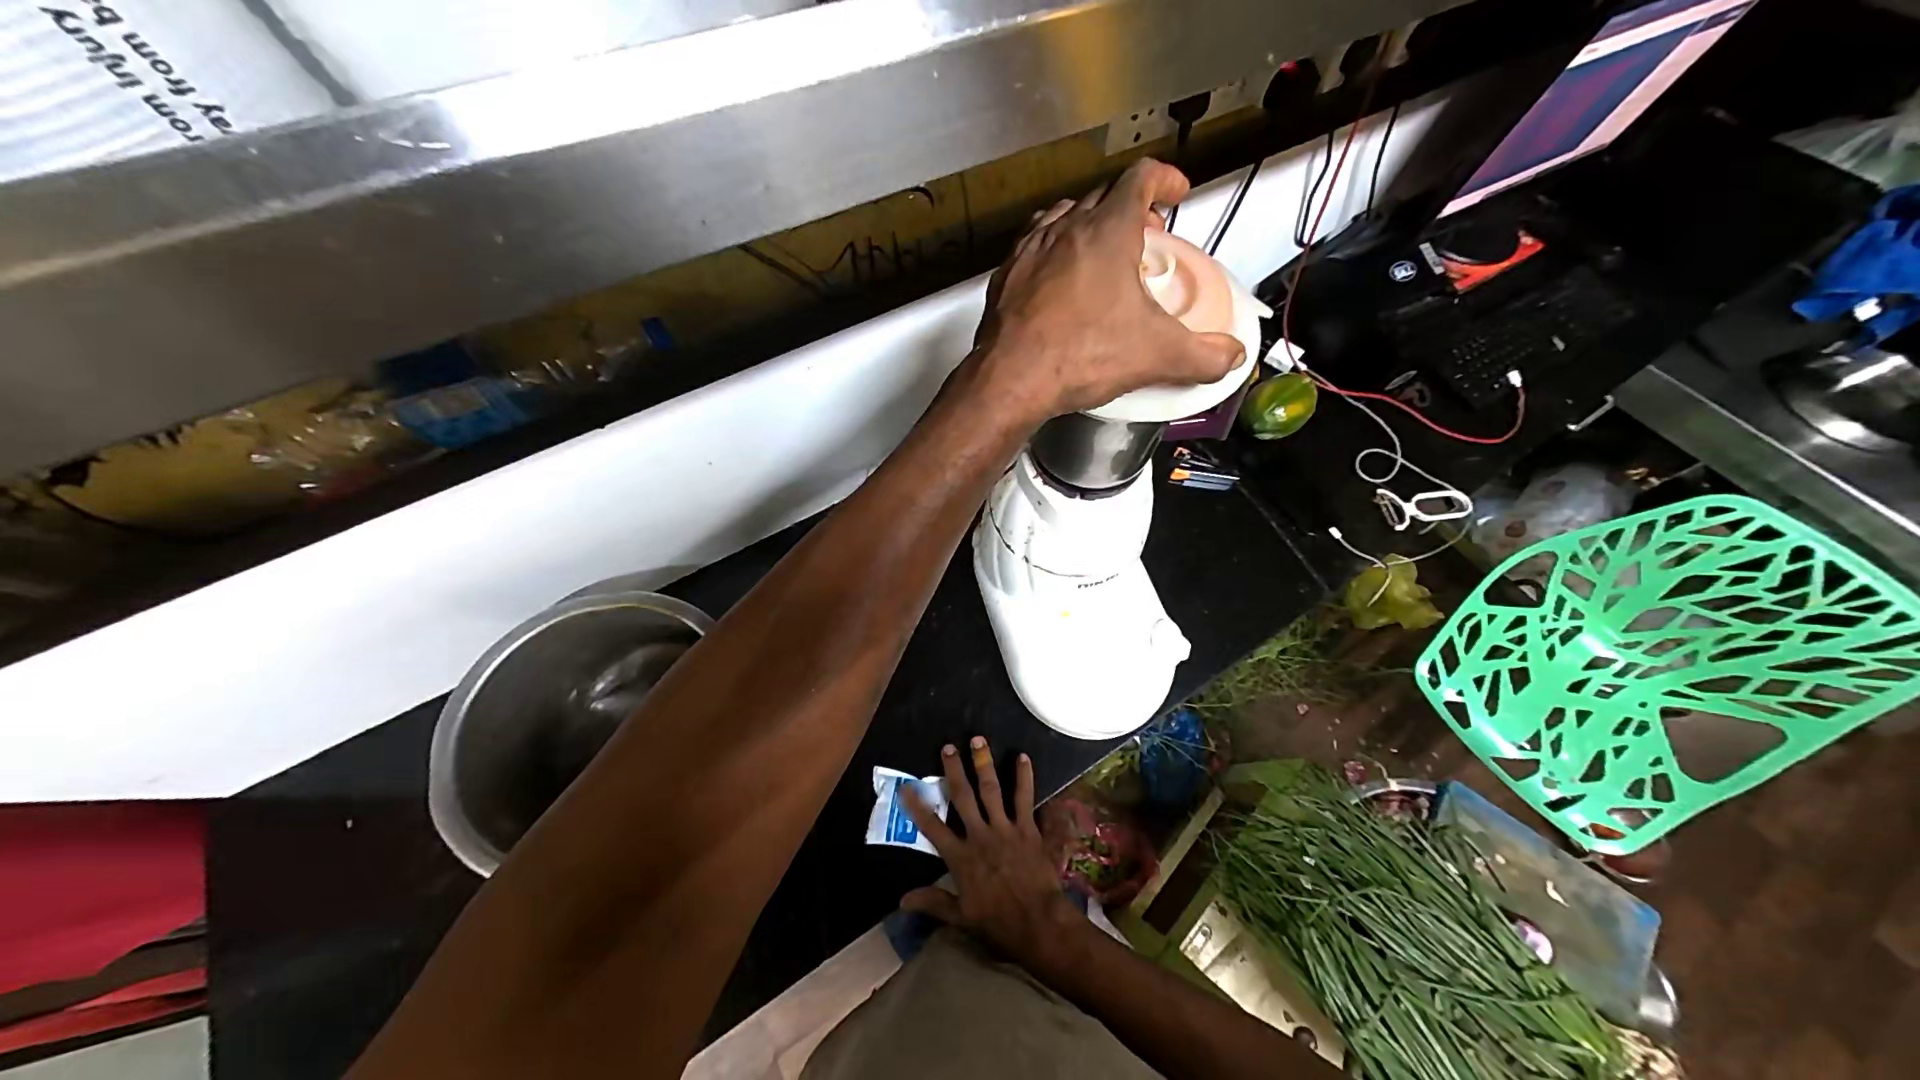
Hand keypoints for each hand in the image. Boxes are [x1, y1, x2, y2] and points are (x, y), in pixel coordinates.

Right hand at [901, 736, 1082, 968]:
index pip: (932, 827)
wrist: (1038, 923)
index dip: (917, 806)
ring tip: (978, 740)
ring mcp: (1005, 829)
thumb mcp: (961, 918)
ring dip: (983, 764)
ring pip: (991, 790)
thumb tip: (902, 900)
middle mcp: (980, 836)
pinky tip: (1023, 757)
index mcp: (960, 857)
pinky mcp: (1027, 829)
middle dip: (953, 771)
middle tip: (948, 747)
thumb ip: (933, 903)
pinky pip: (1025, 798)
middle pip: (962, 797)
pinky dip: (1024, 777)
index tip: (907, 787)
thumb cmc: (998, 923)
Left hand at [967, 158, 1247, 425]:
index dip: (1164, 178)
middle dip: (1129, 208)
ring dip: (1086, 225)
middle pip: (1102, 196)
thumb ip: (1203, 355)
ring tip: (1101, 254)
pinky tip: (1058, 281)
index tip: (1174, 190)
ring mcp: (1030, 252)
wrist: (1011, 379)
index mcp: (1107, 232)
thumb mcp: (1157, 356)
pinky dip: (1051, 254)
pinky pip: (1032, 249)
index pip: (1141, 179)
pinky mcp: (1006, 278)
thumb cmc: (1073, 355)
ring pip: (1062, 217)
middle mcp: (1065, 231)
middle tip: (1145, 233)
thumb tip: (1226, 357)